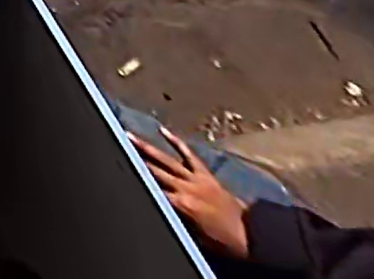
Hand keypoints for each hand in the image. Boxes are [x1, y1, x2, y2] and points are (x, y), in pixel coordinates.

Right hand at [129, 129, 250, 259]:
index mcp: (182, 204)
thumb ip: (176, 215)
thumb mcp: (196, 235)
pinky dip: (176, 142)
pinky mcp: (205, 173)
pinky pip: (188, 155)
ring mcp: (196, 178)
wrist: (255, 239)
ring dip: (146, 147)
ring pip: (166, 160)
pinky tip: (163, 130)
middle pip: (155, 170)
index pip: (153, 189)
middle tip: (117, 143)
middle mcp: (185, 187)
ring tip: (128, 134)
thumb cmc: (225, 242)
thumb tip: (158, 202)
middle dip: (135, 158)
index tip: (119, 165)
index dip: (136, 178)